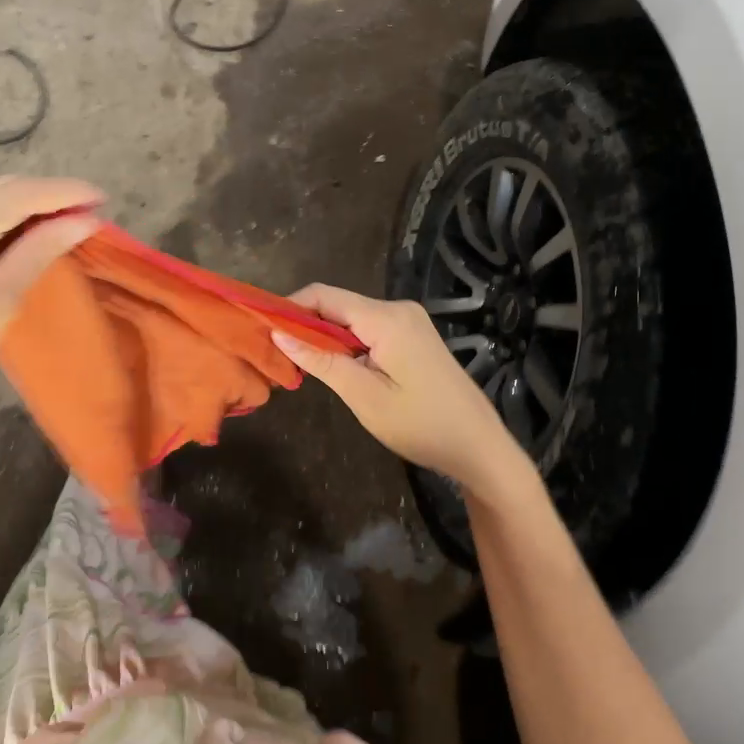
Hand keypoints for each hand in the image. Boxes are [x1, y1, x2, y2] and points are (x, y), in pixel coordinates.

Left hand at [0, 176, 103, 430]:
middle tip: (87, 212)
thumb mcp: (1, 300)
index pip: (18, 194)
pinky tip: (18, 227)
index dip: (64, 193)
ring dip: (20, 202)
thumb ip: (41, 249)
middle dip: (45, 196)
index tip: (102, 198)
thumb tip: (86, 220)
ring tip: (61, 219)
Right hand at [272, 284, 530, 499]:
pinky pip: (367, 329)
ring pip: (350, 319)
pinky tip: (335, 368)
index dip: (290, 308)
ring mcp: (408, 322)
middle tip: (277, 354)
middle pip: (336, 305)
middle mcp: (398, 309)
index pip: (323, 295)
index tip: (263, 330)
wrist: (480, 448)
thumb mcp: (363, 396)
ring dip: (324, 338)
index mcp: (387, 318)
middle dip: (305, 325)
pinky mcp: (413, 337)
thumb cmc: (421, 424)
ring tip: (301, 365)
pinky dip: (346, 344)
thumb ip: (320, 360)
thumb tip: (278, 334)